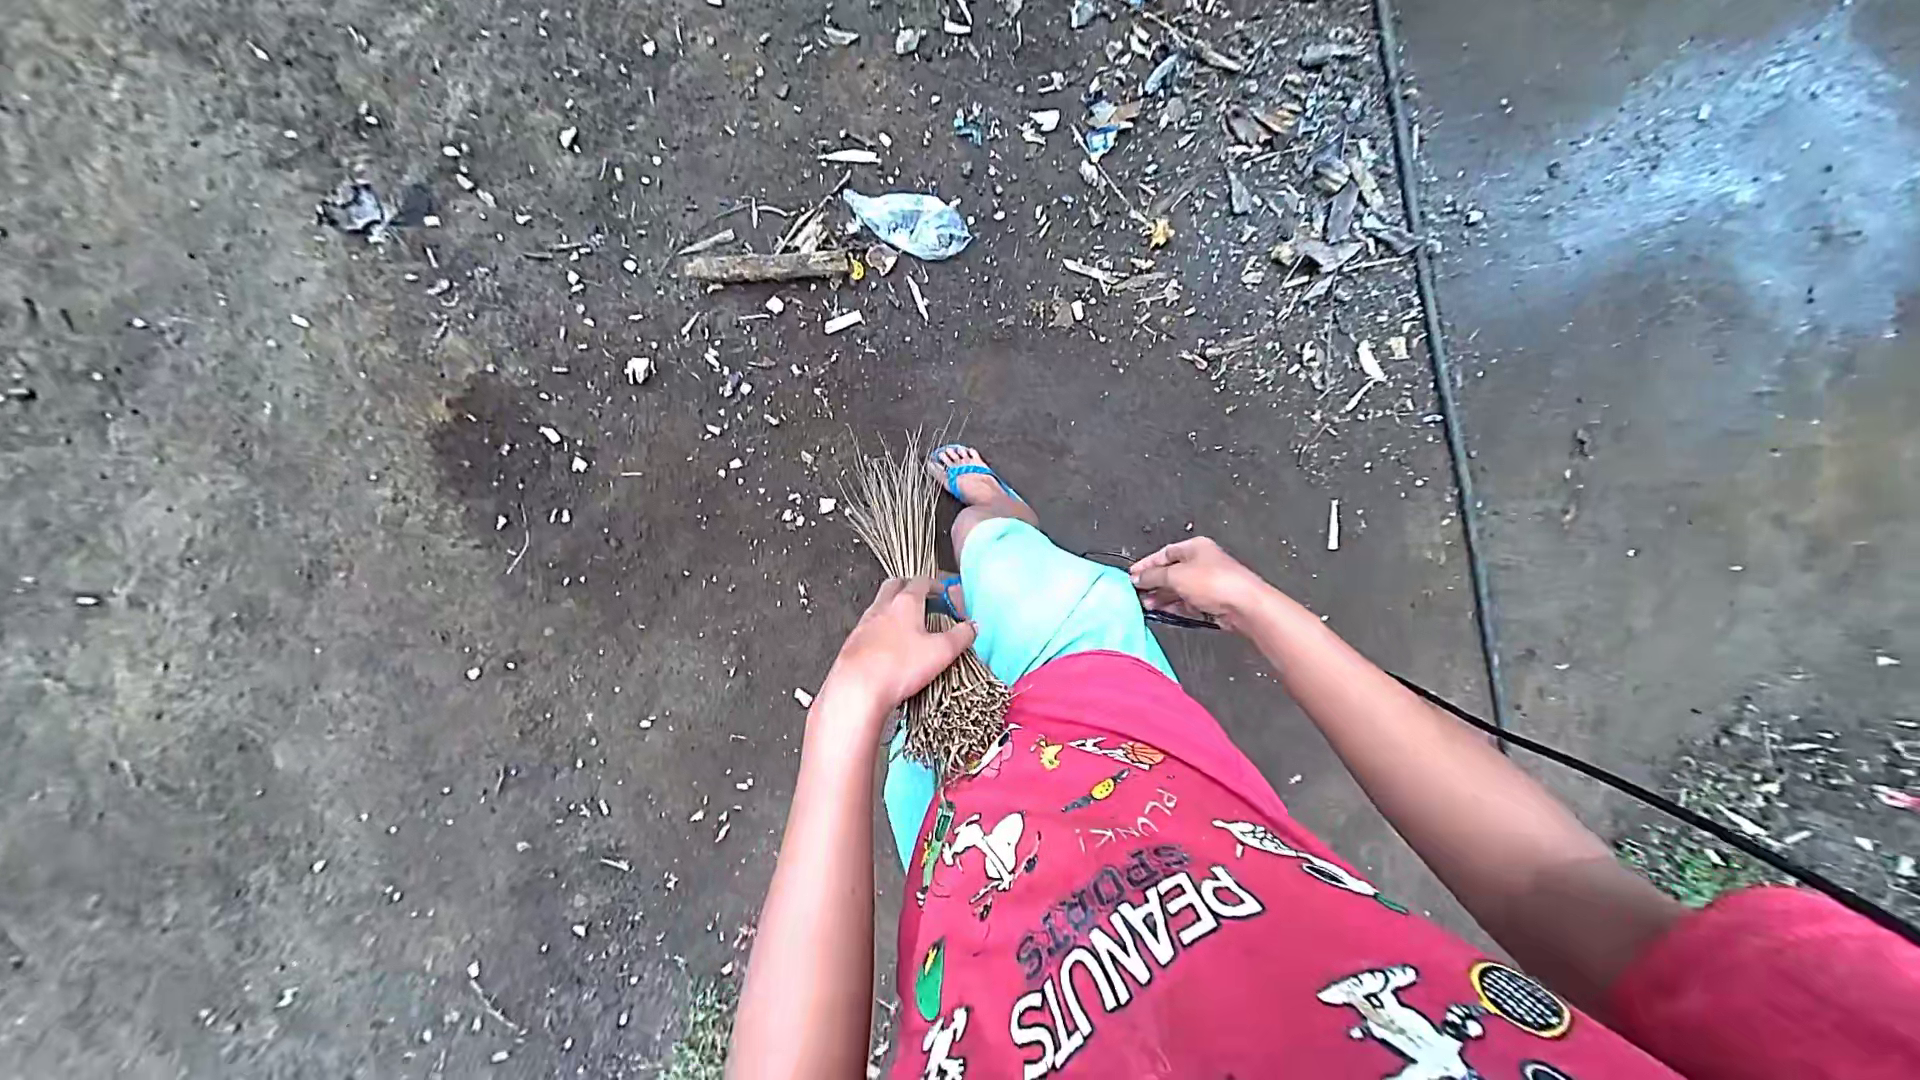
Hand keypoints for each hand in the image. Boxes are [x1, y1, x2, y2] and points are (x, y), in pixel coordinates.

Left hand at [819, 577, 977, 713]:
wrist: (856, 690)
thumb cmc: (898, 666)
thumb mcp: (941, 652)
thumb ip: (960, 636)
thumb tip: (973, 626)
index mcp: (905, 602)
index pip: (921, 581)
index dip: (935, 584)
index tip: (943, 592)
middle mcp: (882, 608)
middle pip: (895, 585)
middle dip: (910, 587)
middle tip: (924, 600)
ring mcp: (864, 624)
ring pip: (880, 605)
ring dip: (894, 608)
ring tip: (909, 624)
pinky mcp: (853, 643)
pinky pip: (870, 627)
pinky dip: (882, 629)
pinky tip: (889, 646)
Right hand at [1128, 537, 1278, 632]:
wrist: (1244, 605)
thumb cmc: (1215, 582)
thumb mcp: (1175, 575)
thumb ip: (1152, 576)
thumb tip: (1138, 578)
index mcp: (1195, 548)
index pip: (1164, 553)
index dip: (1147, 564)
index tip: (1133, 575)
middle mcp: (1202, 562)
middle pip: (1170, 572)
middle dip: (1153, 583)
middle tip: (1138, 593)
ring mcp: (1207, 582)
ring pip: (1178, 589)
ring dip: (1162, 597)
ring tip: (1147, 605)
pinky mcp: (1212, 601)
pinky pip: (1187, 602)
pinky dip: (1174, 606)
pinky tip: (1163, 611)